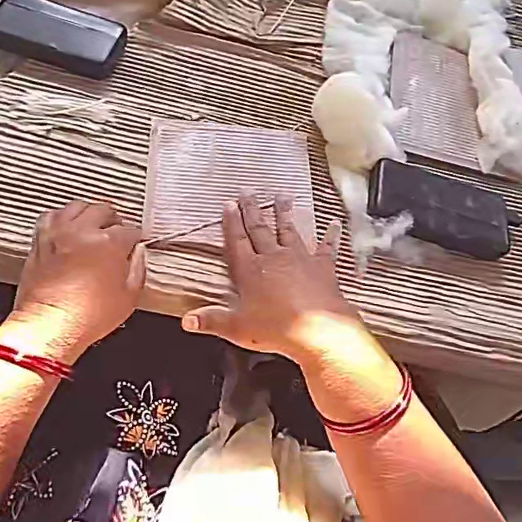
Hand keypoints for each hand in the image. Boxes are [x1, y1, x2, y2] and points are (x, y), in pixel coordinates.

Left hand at [5, 200, 147, 359]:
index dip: (136, 238)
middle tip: (117, 230)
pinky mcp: (40, 242)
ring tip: (93, 223)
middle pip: (104, 210)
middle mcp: (83, 232)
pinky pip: (51, 217)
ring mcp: (59, 234)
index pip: (130, 230)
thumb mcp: (129, 297)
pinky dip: (61, 218)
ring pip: (77, 207)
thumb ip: (138, 268)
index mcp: (110, 243)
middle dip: (114, 219)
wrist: (48, 326)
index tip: (135, 244)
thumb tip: (138, 255)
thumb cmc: (86, 316)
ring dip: (89, 213)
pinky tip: (67, 226)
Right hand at [183, 194, 359, 360]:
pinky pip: (326, 247)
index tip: (229, 204)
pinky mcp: (322, 267)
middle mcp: (274, 258)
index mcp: (251, 270)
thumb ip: (211, 320)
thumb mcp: (237, 327)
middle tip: (248, 192)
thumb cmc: (276, 328)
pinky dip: (330, 235)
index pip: (238, 241)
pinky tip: (334, 224)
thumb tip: (188, 320)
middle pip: (260, 229)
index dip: (232, 222)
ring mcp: (299, 259)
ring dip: (284, 213)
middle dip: (252, 210)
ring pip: (289, 230)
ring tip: (282, 196)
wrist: (316, 329)